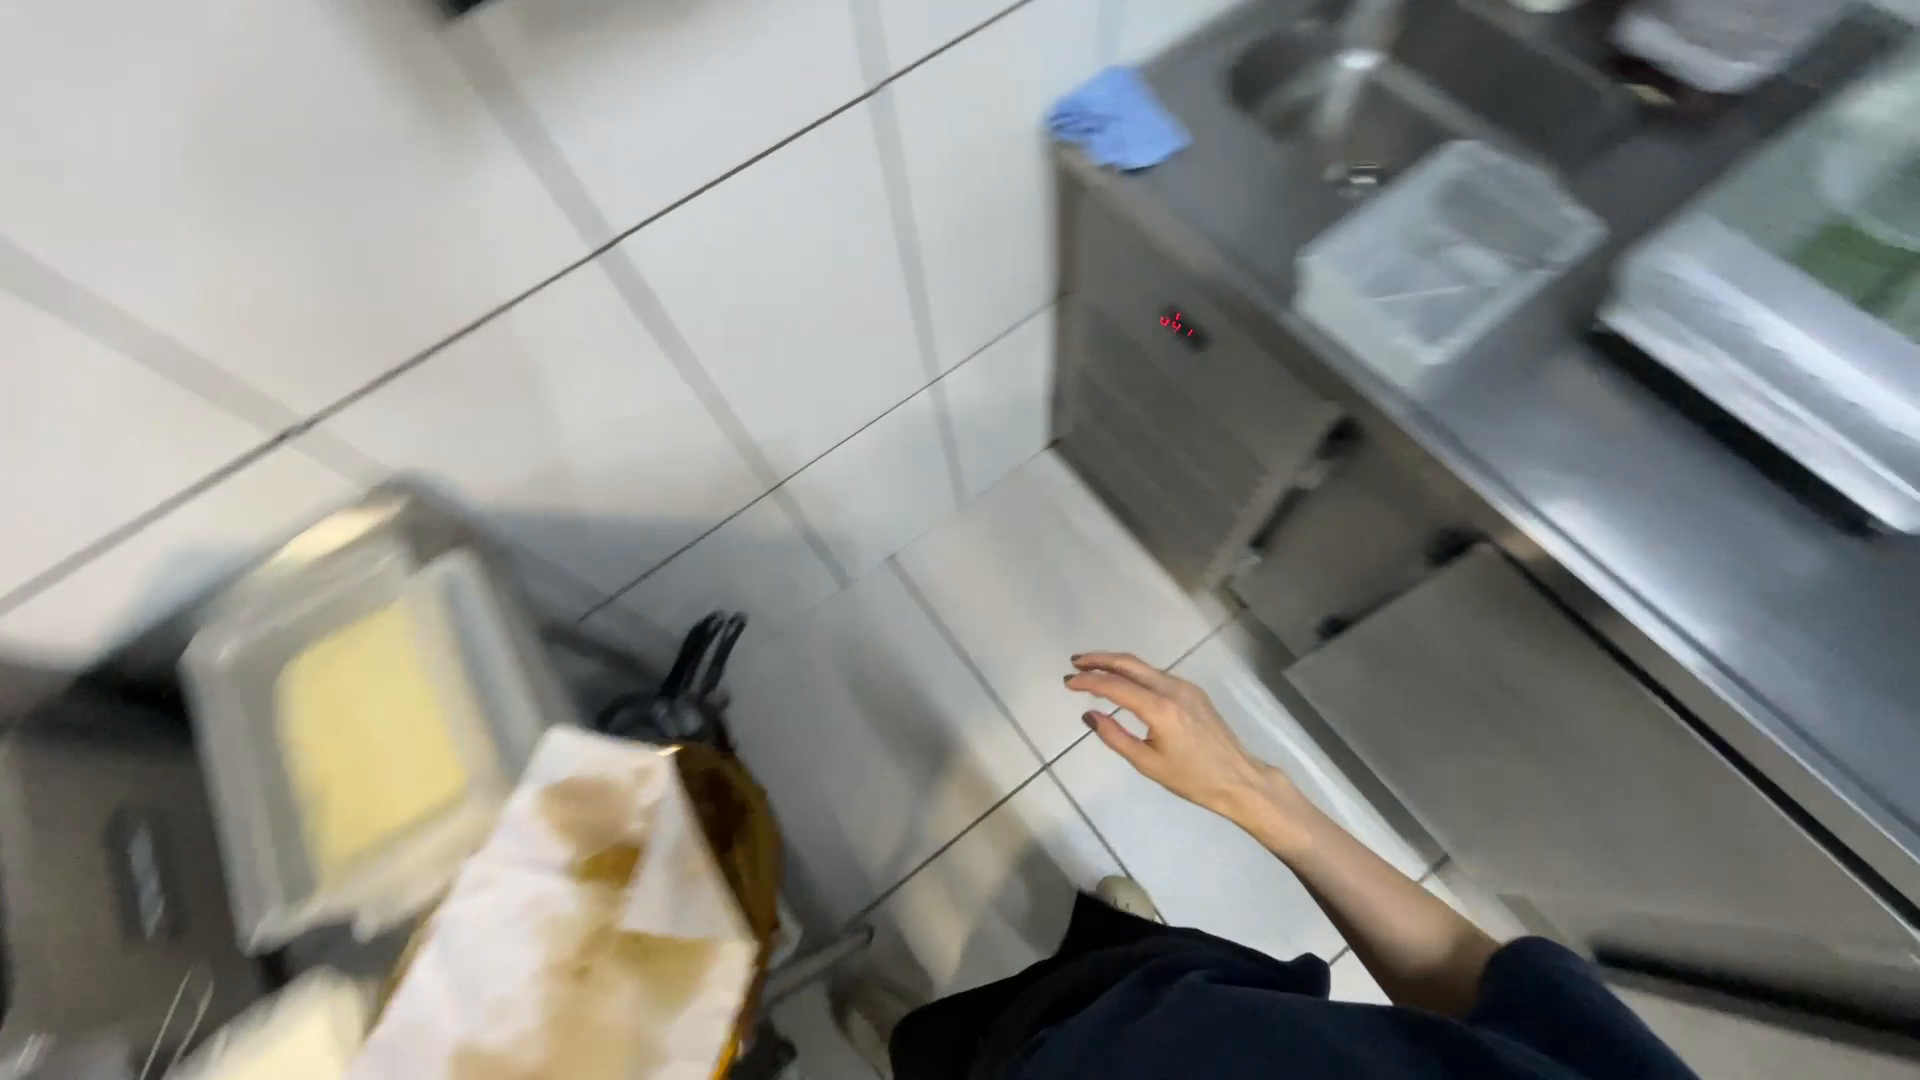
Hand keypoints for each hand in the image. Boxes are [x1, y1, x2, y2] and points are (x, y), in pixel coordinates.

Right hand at [1067, 652, 1319, 856]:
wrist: (1239, 779)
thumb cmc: (1192, 779)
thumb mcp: (1147, 764)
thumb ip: (1115, 736)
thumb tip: (1089, 715)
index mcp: (1160, 709)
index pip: (1115, 686)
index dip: (1088, 681)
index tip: (1067, 682)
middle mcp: (1172, 689)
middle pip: (1129, 663)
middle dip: (1099, 660)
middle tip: (1074, 662)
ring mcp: (1185, 687)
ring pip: (1143, 666)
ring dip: (1115, 664)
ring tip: (1091, 669)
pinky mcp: (1192, 691)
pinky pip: (1156, 675)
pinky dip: (1133, 673)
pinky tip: (1122, 682)